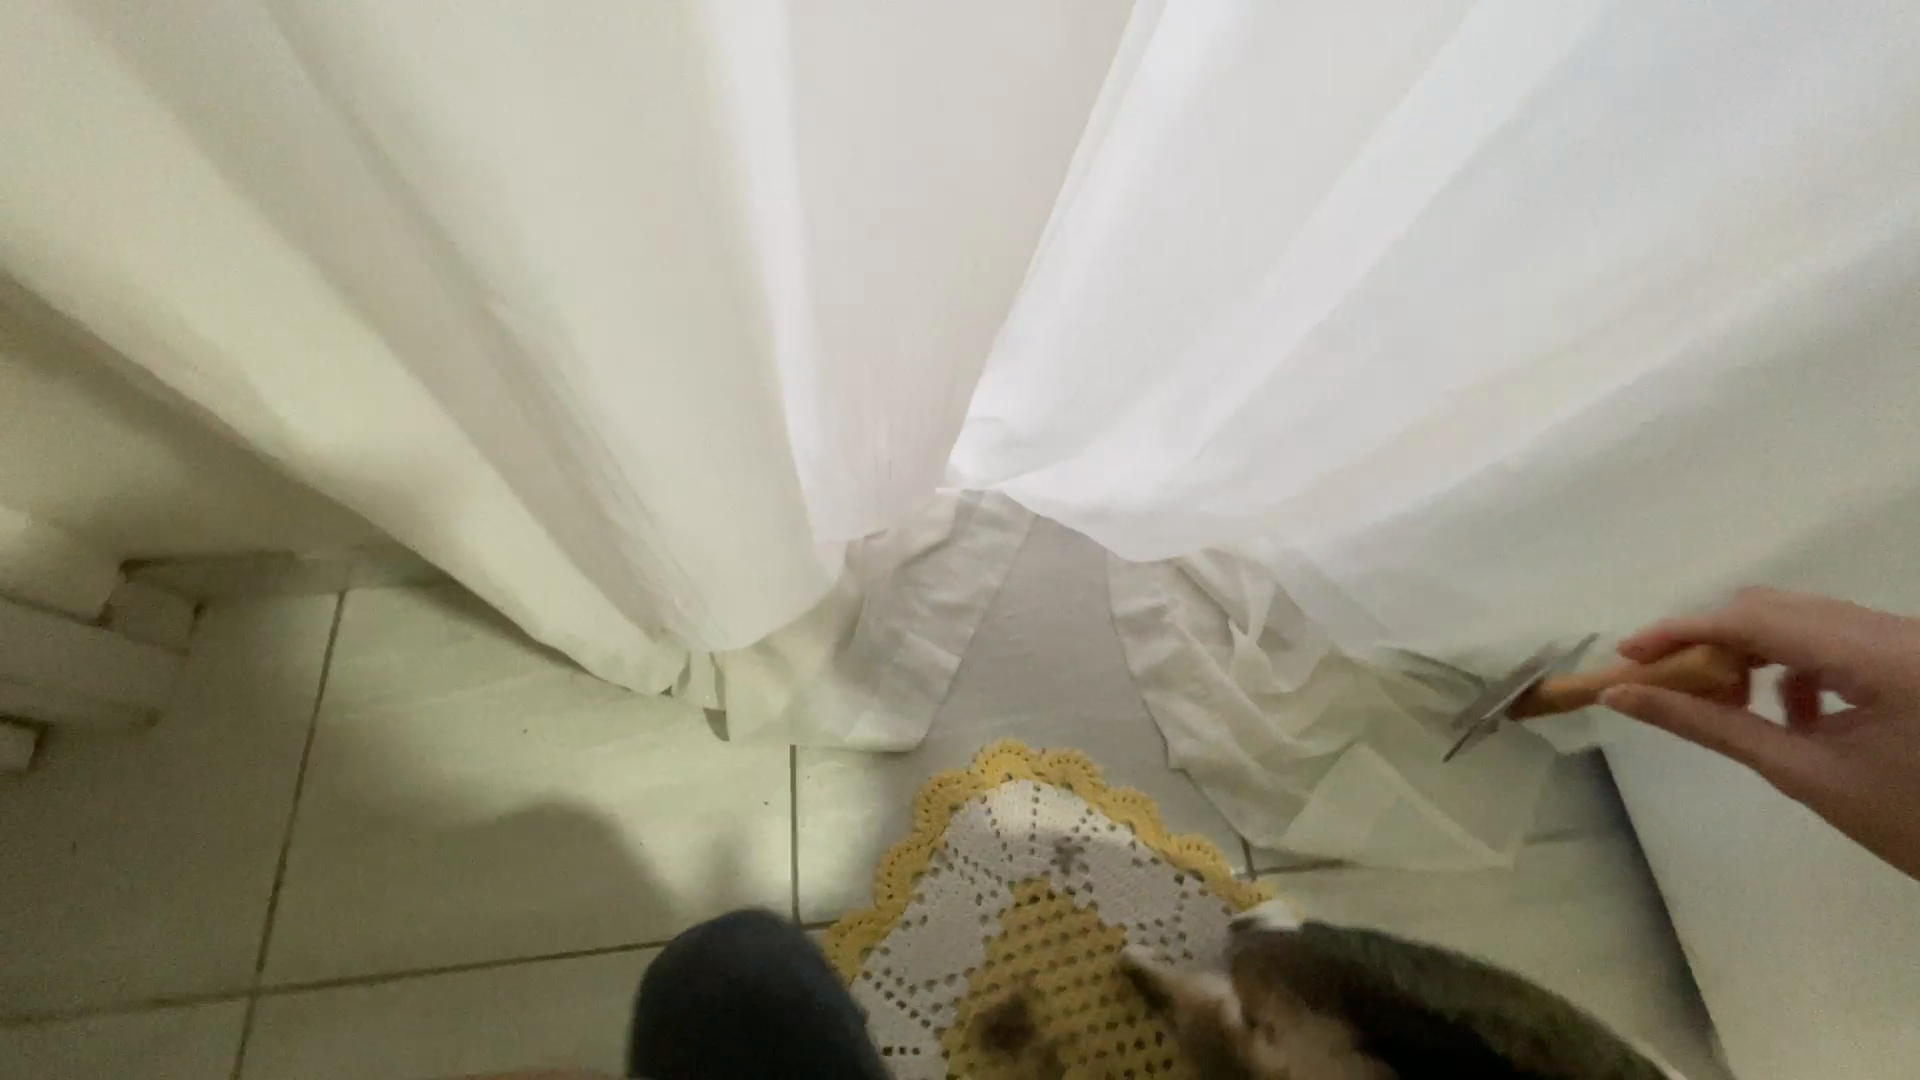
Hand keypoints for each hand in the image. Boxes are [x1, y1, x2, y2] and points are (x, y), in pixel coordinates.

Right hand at [1599, 586, 1919, 881]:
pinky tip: (1794, 710)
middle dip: (1711, 640)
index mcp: (1885, 659)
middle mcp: (1905, 634)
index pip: (1753, 619)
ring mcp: (1918, 644)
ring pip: (1803, 619)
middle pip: (1774, 607)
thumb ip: (1707, 725)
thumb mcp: (1806, 774)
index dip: (1679, 632)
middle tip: (1672, 683)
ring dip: (1749, 650)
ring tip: (1729, 700)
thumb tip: (1620, 696)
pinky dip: (1794, 662)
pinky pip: (1840, 637)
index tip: (1626, 659)